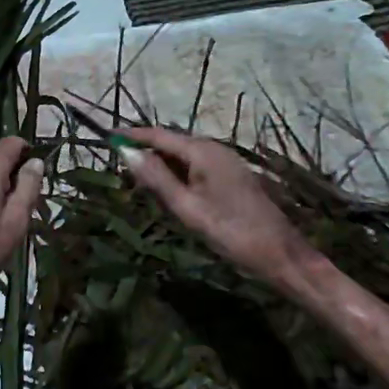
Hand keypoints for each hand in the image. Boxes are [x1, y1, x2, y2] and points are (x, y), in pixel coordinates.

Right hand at [118, 127, 318, 281]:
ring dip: (161, 163)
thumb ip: (156, 178)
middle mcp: (214, 148)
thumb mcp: (187, 208)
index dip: (132, 135)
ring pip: (183, 155)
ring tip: (139, 179)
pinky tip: (168, 190)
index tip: (107, 136)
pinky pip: (196, 165)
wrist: (281, 255)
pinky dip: (177, 172)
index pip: (159, 134)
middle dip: (146, 150)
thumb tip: (127, 153)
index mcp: (203, 151)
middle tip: (119, 165)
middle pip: (171, 141)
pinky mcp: (231, 176)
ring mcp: (225, 161)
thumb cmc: (231, 232)